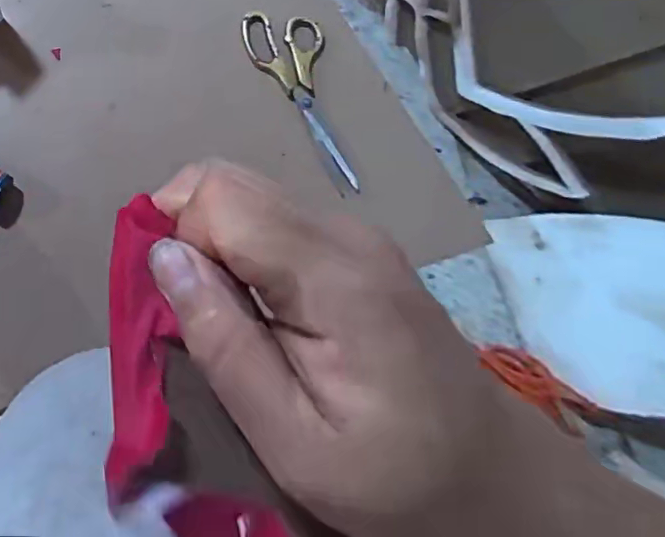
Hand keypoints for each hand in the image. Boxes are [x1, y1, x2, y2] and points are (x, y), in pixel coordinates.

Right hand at [147, 161, 644, 536]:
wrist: (502, 484)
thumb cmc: (395, 478)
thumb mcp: (292, 441)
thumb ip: (221, 343)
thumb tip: (161, 253)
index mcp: (332, 274)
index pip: (217, 196)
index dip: (178, 236)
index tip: (180, 304)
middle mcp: (342, 230)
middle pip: (224, 180)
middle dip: (184, 229)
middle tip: (193, 305)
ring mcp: (351, 230)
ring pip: (241, 191)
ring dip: (208, 237)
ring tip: (221, 307)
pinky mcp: (350, 241)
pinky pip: (265, 212)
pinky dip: (235, 242)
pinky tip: (253, 300)